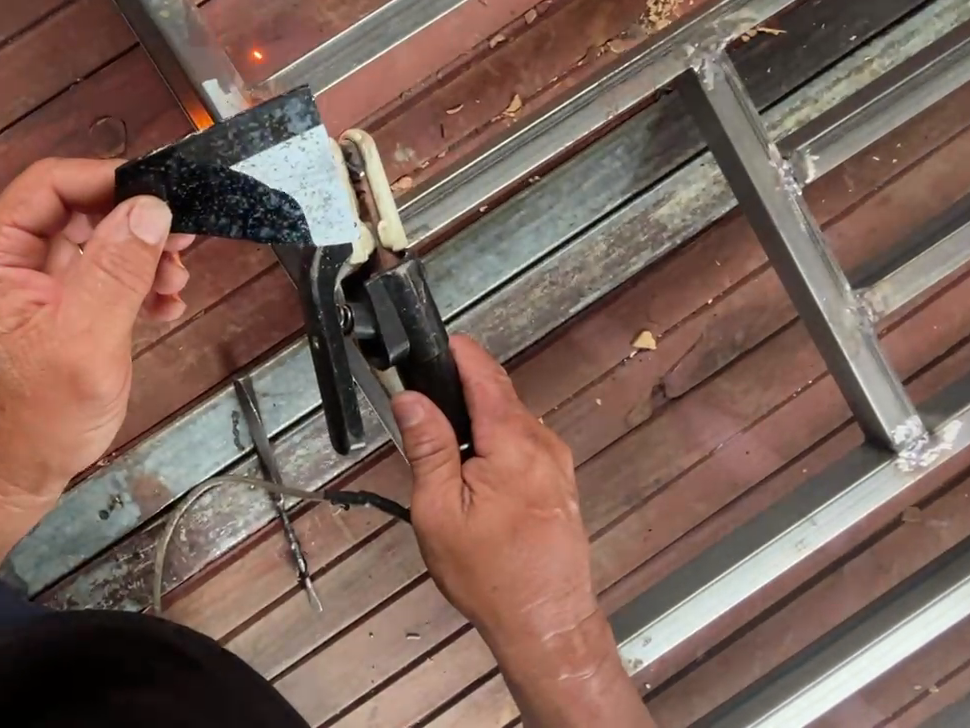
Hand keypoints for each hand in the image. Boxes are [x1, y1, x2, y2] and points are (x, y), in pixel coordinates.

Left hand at [0, 159, 193, 516]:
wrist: (12, 476)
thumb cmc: (36, 416)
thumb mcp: (84, 340)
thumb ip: (117, 268)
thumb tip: (153, 206)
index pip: (53, 183)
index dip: (112, 181)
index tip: (166, 197)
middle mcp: (7, 253)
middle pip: (82, 207)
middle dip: (135, 224)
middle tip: (182, 246)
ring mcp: (32, 277)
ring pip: (99, 237)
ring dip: (142, 255)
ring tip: (175, 282)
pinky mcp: (57, 301)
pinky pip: (103, 270)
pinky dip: (137, 281)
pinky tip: (165, 305)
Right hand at [395, 338, 645, 725]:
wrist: (546, 627)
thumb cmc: (488, 574)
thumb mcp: (439, 511)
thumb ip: (427, 446)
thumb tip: (410, 396)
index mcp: (514, 443)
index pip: (484, 372)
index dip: (456, 350)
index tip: (427, 342)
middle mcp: (543, 442)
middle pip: (496, 390)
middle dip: (458, 385)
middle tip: (418, 399)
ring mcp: (557, 460)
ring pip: (508, 414)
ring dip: (475, 414)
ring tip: (439, 439)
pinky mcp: (559, 478)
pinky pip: (521, 437)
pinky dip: (492, 435)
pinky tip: (469, 464)